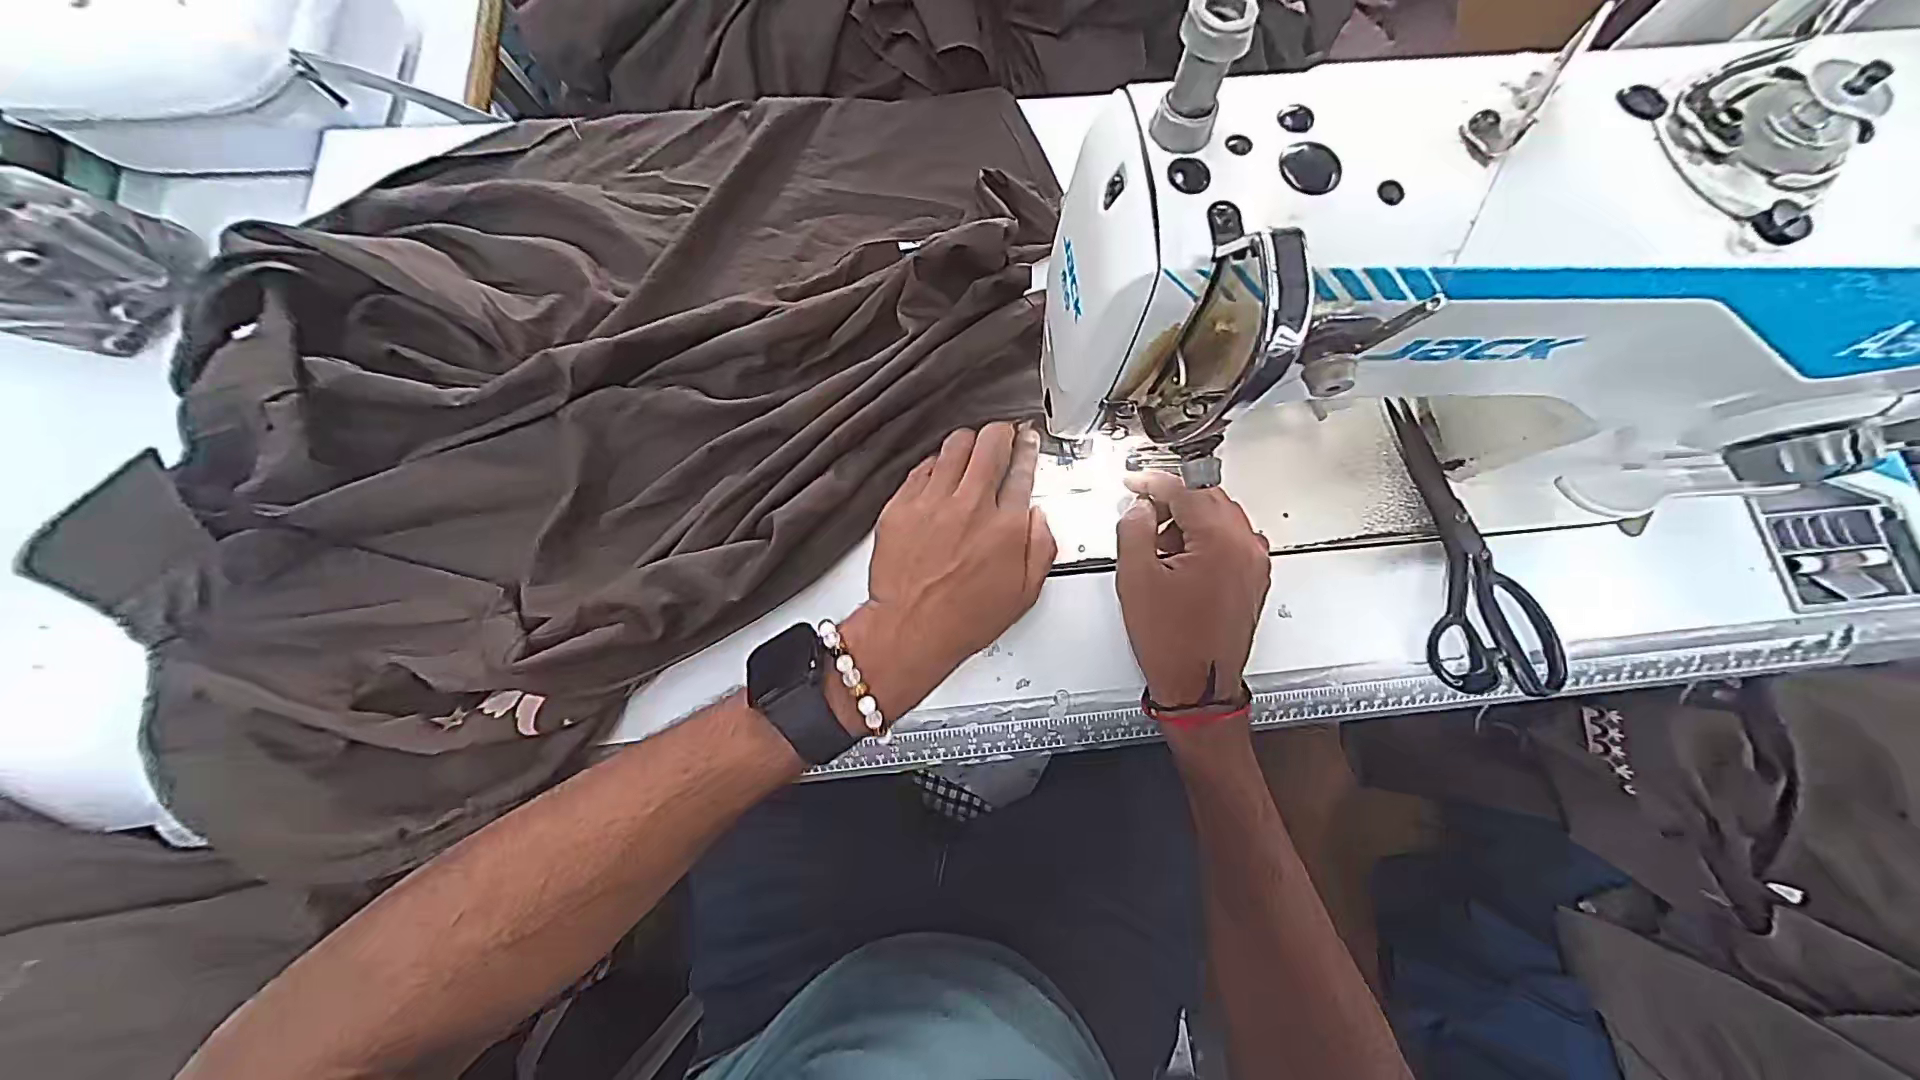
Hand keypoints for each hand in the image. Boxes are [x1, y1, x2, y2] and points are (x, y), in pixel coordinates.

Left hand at [832, 423, 1054, 732]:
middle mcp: (971, 506)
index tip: (1028, 443)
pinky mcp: (902, 506)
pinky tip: (938, 472)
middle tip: (1002, 435)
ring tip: (971, 447)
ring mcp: (934, 502)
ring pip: (955, 446)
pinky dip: (934, 464)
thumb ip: (1040, 548)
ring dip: (968, 442)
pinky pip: (921, 467)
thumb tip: (1039, 519)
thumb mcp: (1024, 592)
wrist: (911, 629)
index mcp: (1006, 525)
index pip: (1022, 469)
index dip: (1028, 449)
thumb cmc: (963, 618)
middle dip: (1001, 433)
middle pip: (991, 444)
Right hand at [1115, 471, 1269, 711]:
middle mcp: (1246, 548)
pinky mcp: (1252, 580)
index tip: (1135, 481)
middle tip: (1140, 511)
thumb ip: (1133, 530)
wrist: (1198, 685)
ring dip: (1188, 520)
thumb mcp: (1135, 578)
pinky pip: (1229, 542)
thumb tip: (1139, 508)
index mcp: (1220, 542)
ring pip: (1220, 519)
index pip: (1186, 491)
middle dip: (1172, 501)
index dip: (1153, 482)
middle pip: (1208, 499)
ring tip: (1156, 544)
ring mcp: (1253, 565)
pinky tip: (1177, 560)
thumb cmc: (1173, 642)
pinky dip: (1203, 539)